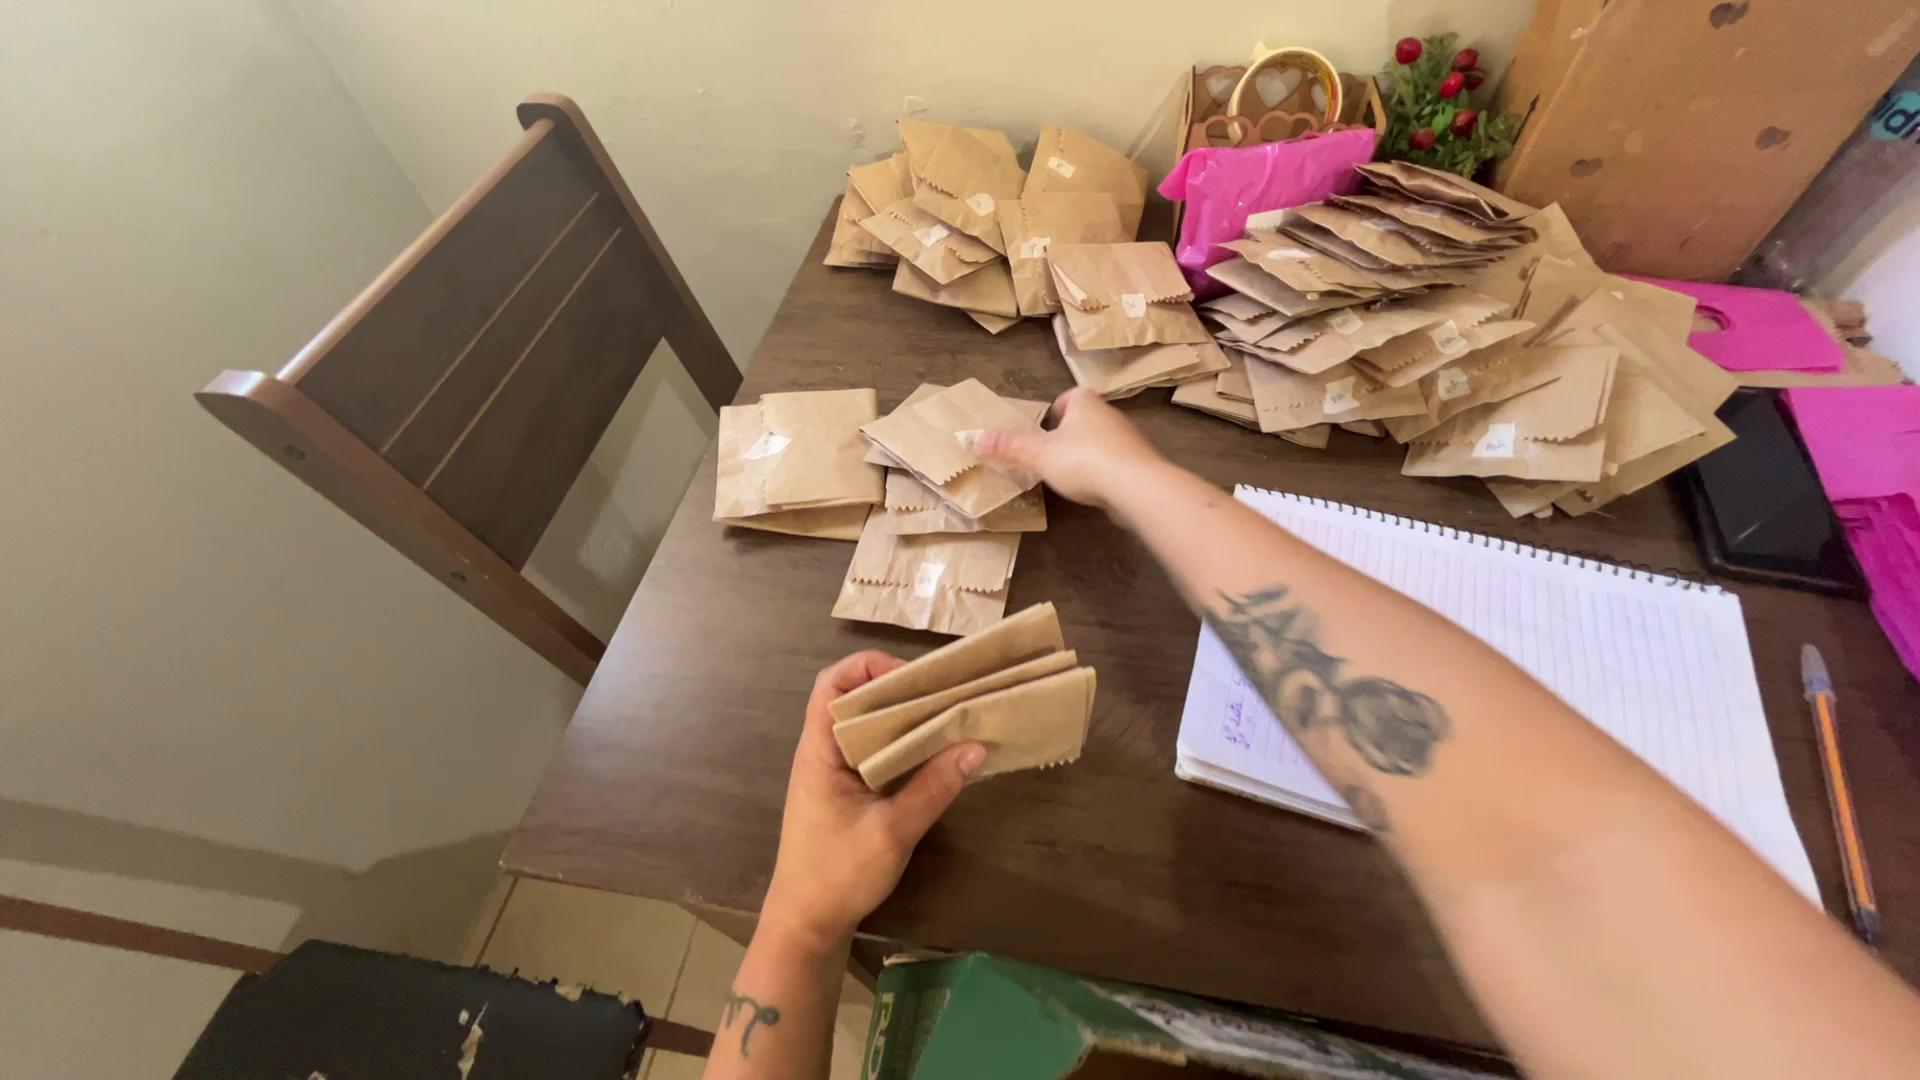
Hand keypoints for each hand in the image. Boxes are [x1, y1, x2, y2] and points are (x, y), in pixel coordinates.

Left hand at [763, 651, 985, 949]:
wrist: (806, 925)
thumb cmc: (838, 874)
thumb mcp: (892, 832)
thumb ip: (934, 788)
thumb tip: (976, 746)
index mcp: (819, 750)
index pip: (832, 683)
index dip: (870, 668)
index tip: (913, 680)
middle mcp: (823, 751)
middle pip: (854, 697)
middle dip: (898, 688)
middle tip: (943, 694)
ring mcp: (834, 771)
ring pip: (867, 724)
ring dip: (903, 716)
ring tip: (946, 715)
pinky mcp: (848, 790)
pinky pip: (874, 750)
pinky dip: (902, 742)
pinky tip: (934, 751)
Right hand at [973, 387, 1167, 510]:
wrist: (1136, 486)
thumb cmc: (1083, 460)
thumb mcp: (1039, 454)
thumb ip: (1008, 447)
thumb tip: (971, 437)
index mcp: (1086, 404)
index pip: (1074, 394)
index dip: (1062, 405)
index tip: (1052, 420)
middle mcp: (1111, 416)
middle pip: (1090, 417)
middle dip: (1074, 430)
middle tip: (1055, 450)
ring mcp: (1129, 441)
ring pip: (1105, 440)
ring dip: (1091, 452)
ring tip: (1073, 472)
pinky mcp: (1140, 465)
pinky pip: (1118, 463)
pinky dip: (1107, 471)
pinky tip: (1096, 489)